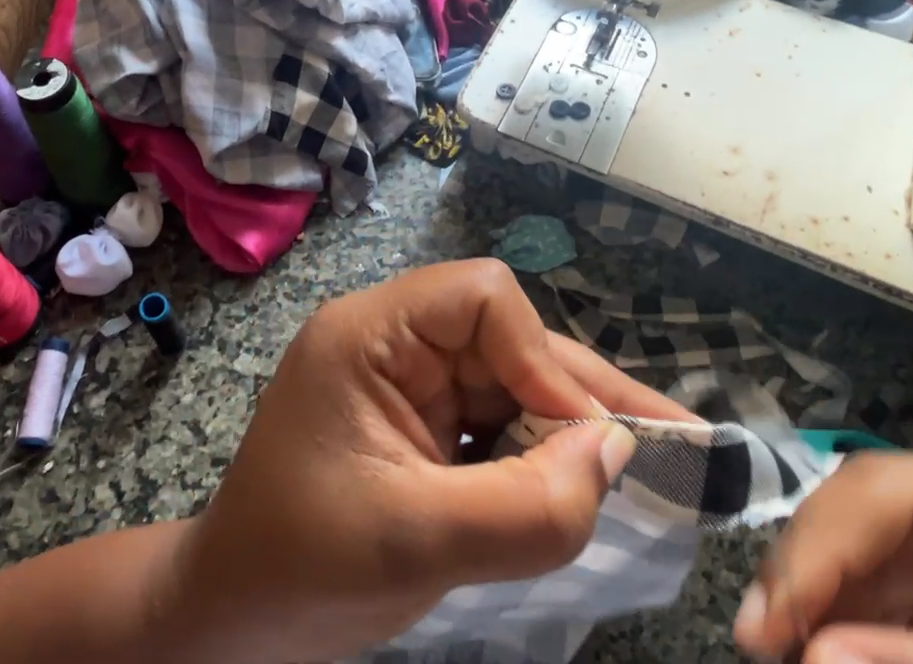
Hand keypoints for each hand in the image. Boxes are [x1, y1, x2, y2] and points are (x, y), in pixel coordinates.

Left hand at [169, 258, 694, 662]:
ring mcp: (405, 387)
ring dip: (570, 430)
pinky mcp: (417, 430)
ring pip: (510, 384)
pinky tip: (583, 486)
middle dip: (579, 397)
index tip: (583, 439)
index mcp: (369, 336)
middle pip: (506, 340)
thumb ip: (525, 505)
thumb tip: (615, 452)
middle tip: (677, 448)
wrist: (235, 615)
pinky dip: (539, 457)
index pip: (480, 298)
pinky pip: (495, 425)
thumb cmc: (302, 568)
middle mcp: (391, 345)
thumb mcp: (415, 542)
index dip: (541, 358)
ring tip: (651, 469)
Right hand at [734, 453, 912, 663]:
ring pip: (862, 555)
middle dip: (806, 574)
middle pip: (864, 517)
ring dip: (815, 601)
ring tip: (781, 647)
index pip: (892, 491)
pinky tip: (822, 646)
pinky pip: (885, 596)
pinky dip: (844, 624)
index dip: (817, 544)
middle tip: (760, 642)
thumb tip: (810, 652)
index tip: (769, 623)